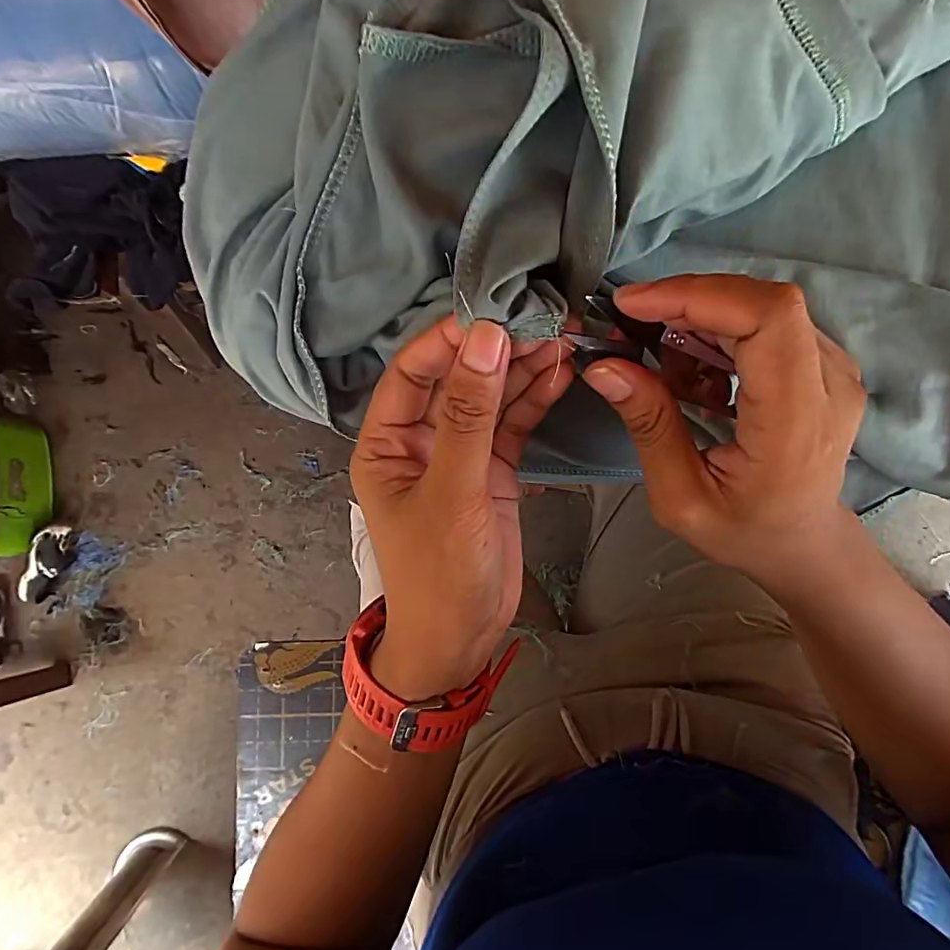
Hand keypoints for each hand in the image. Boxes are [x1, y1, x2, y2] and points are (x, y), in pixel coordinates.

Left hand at [351, 317, 572, 700]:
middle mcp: (420, 439)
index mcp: (387, 441)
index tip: (496, 312)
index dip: (451, 339)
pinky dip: (534, 400)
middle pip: (457, 378)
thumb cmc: (440, 572)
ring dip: (522, 369)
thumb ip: (468, 414)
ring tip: (563, 337)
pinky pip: (511, 424)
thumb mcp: (453, 491)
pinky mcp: (493, 469)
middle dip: (497, 349)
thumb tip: (485, 338)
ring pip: (489, 397)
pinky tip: (561, 373)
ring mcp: (459, 453)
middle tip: (545, 319)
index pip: (413, 371)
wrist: (463, 637)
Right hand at [580, 276, 865, 590]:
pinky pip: (767, 321)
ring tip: (664, 362)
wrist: (802, 542)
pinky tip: (695, 370)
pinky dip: (718, 330)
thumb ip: (649, 426)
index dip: (698, 296)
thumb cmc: (743, 530)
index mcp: (796, 423)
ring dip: (700, 318)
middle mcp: (830, 384)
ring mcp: (834, 369)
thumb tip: (604, 366)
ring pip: (762, 305)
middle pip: (764, 302)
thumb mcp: (680, 497)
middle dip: (687, 301)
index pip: (766, 320)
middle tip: (633, 326)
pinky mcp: (825, 362)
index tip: (633, 305)